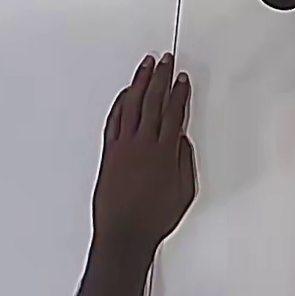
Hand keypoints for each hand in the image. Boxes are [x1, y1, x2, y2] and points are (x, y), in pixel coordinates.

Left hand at [90, 53, 196, 260]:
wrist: (124, 235)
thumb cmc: (154, 218)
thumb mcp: (184, 192)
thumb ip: (185, 160)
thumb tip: (182, 138)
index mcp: (164, 152)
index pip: (174, 111)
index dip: (179, 92)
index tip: (182, 78)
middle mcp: (144, 143)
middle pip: (154, 100)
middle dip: (162, 76)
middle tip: (166, 60)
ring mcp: (124, 144)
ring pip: (133, 103)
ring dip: (141, 80)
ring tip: (147, 64)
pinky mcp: (109, 149)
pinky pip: (115, 118)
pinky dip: (121, 101)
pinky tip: (126, 91)